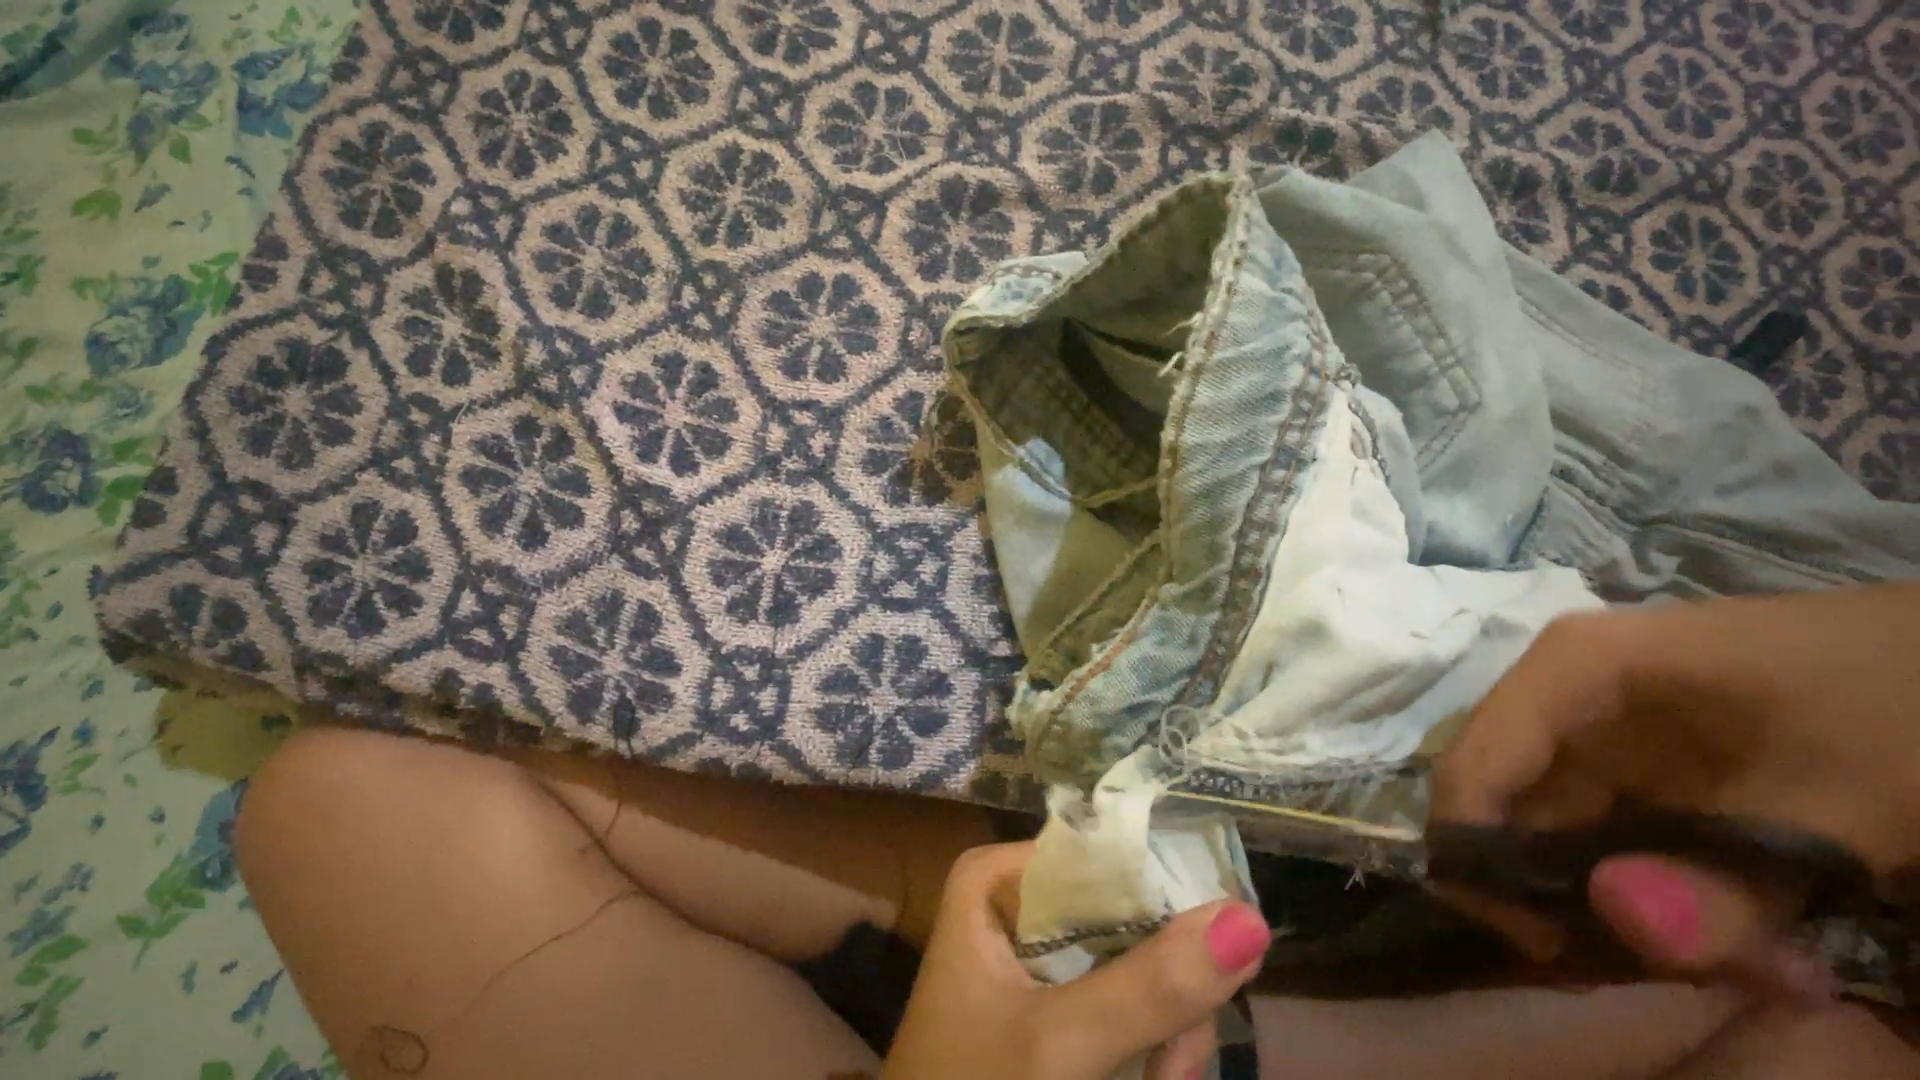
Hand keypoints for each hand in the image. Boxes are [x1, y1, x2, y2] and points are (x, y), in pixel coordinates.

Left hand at [882, 843, 1268, 1079]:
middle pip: (1133, 914)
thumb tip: (1252, 915)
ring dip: (1164, 1031)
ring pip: (1139, 962)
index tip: (1221, 968)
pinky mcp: (1054, 995)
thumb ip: (1149, 987)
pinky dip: (1146, 1043)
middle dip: (1166, 994)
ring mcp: (1040, 947)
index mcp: (1001, 877)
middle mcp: (1022, 896)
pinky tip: (1154, 1077)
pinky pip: (1124, 997)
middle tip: (1175, 1069)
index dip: (1175, 903)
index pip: (1112, 855)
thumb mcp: (1060, 1044)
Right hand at [1431, 584, 1919, 990]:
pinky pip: (1608, 842)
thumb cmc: (1894, 703)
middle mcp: (1558, 699)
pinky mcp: (1632, 767)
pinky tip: (1752, 945)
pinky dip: (1661, 900)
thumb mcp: (1840, 799)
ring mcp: (1593, 732)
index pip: (1472, 765)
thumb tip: (1626, 929)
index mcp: (1570, 671)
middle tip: (1661, 975)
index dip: (1476, 852)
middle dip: (1565, 898)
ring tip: (1751, 969)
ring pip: (1557, 834)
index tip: (1537, 943)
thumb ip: (1734, 876)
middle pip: (1506, 806)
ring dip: (1627, 910)